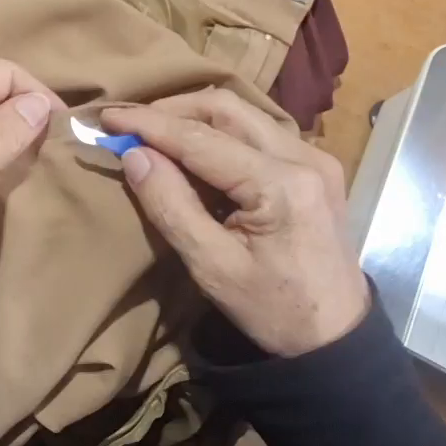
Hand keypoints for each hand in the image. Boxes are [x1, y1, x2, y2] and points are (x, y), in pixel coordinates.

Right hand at [101, 90, 369, 356]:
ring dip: (195, 116)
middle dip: (172, 109)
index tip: (108, 118)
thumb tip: (134, 155)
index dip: (150, 124)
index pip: (201, 138)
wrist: (336, 337)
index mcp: (282, 184)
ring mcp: (315, 157)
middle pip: (227, 108)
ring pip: (244, 114)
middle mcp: (304, 156)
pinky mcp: (315, 166)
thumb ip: (171, 206)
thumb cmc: (272, 310)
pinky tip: (192, 150)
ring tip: (153, 132)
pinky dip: (219, 132)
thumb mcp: (212, 267)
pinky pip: (258, 132)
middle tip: (130, 124)